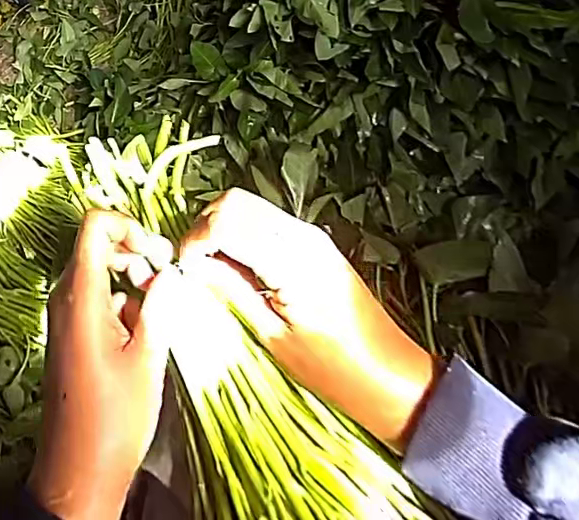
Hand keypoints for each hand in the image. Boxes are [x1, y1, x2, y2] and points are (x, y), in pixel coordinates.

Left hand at [29, 211, 181, 519]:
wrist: (77, 472)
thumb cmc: (113, 418)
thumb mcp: (147, 357)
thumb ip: (159, 305)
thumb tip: (170, 271)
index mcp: (81, 294)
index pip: (95, 225)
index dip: (127, 225)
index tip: (156, 250)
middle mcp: (66, 295)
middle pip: (98, 244)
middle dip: (135, 251)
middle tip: (166, 275)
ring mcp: (65, 313)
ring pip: (99, 270)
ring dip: (131, 276)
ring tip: (160, 304)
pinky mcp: (70, 331)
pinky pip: (95, 295)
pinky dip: (120, 298)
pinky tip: (143, 329)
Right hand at [179, 189, 438, 450]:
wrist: (394, 376)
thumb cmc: (336, 370)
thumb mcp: (275, 338)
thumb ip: (231, 292)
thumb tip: (191, 267)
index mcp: (291, 260)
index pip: (225, 222)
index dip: (195, 241)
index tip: (183, 268)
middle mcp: (299, 234)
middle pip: (233, 201)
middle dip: (204, 227)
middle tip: (194, 265)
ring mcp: (307, 233)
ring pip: (246, 204)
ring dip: (220, 225)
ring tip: (212, 266)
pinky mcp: (310, 239)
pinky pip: (263, 218)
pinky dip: (239, 230)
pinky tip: (236, 263)